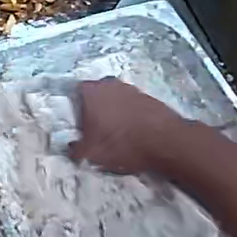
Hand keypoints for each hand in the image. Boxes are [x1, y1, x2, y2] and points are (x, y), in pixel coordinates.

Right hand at [68, 78, 189, 175]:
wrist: (165, 141)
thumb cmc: (121, 143)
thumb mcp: (91, 153)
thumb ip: (75, 149)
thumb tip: (70, 148)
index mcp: (91, 91)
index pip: (76, 92)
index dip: (77, 108)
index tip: (81, 124)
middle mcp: (110, 84)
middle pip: (97, 94)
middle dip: (96, 109)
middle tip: (97, 129)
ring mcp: (131, 88)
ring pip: (116, 99)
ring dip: (115, 112)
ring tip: (118, 134)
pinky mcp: (149, 97)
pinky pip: (133, 105)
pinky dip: (131, 116)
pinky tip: (135, 133)